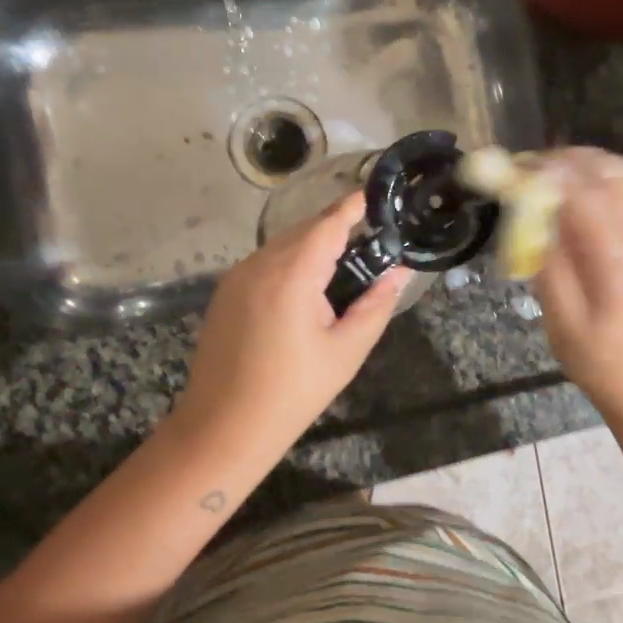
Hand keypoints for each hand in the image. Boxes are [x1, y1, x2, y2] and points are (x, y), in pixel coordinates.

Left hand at [179, 193, 409, 446]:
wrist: (223, 427)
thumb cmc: (293, 392)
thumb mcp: (346, 350)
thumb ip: (376, 304)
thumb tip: (400, 272)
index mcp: (291, 273)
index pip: (329, 223)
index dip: (354, 206)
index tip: (377, 195)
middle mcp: (259, 264)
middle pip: (304, 230)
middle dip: (337, 229)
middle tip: (373, 243)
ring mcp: (237, 277)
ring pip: (282, 245)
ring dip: (312, 247)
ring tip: (345, 268)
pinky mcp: (225, 293)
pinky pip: (265, 264)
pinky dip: (291, 264)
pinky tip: (308, 290)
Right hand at [532, 148, 622, 407]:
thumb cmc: (594, 355)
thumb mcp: (560, 317)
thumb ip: (548, 262)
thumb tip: (527, 215)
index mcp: (614, 254)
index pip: (582, 192)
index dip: (545, 174)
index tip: (511, 171)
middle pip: (610, 170)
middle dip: (566, 160)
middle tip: (527, 171)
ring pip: (622, 174)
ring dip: (584, 164)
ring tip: (546, 177)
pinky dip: (595, 178)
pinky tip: (567, 196)